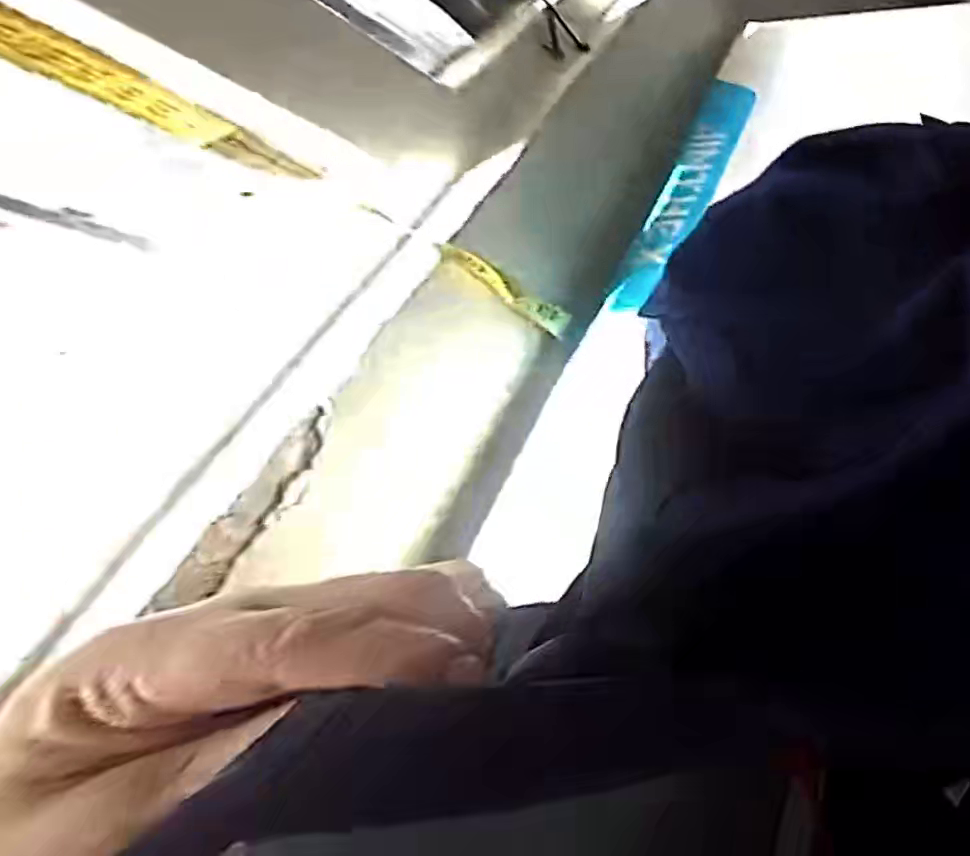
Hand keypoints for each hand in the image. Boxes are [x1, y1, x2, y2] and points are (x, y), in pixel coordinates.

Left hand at [0, 563, 500, 855]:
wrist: (31, 813)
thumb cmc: (42, 830)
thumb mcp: (89, 830)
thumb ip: (205, 774)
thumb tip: (356, 719)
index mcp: (148, 655)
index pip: (297, 635)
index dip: (386, 650)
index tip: (456, 679)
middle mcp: (243, 611)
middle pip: (379, 593)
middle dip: (445, 634)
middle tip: (478, 699)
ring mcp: (299, 609)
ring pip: (417, 585)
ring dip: (462, 625)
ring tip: (472, 687)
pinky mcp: (340, 619)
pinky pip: (427, 598)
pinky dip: (462, 623)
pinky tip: (460, 666)